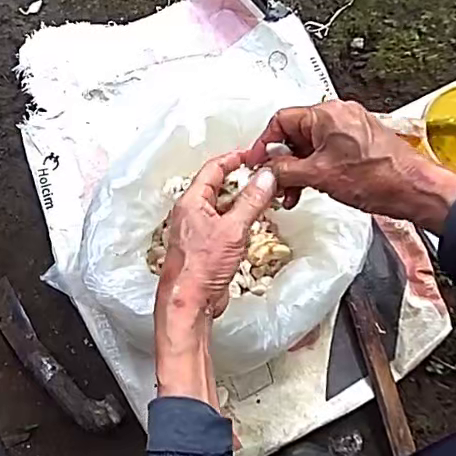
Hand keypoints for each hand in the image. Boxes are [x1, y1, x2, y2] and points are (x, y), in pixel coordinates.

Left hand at [156, 151, 279, 323]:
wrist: (189, 301)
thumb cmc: (199, 268)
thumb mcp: (233, 229)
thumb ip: (251, 201)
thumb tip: (265, 178)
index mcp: (191, 202)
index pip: (213, 169)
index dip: (234, 159)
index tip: (253, 155)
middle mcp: (191, 214)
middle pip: (218, 187)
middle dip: (242, 180)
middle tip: (265, 176)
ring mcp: (198, 231)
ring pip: (223, 207)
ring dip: (243, 202)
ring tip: (265, 197)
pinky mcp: (206, 248)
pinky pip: (225, 226)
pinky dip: (241, 221)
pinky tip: (254, 223)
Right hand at [241, 100, 455, 233]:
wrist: (413, 190)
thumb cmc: (379, 177)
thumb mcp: (318, 175)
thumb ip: (284, 170)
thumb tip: (266, 169)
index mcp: (327, 114)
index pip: (281, 120)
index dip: (264, 143)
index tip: (257, 161)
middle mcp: (339, 115)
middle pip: (294, 133)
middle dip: (281, 160)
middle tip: (274, 180)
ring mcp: (349, 129)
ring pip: (309, 145)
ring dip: (296, 169)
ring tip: (292, 191)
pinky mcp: (357, 143)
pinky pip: (325, 152)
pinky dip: (313, 169)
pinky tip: (310, 186)